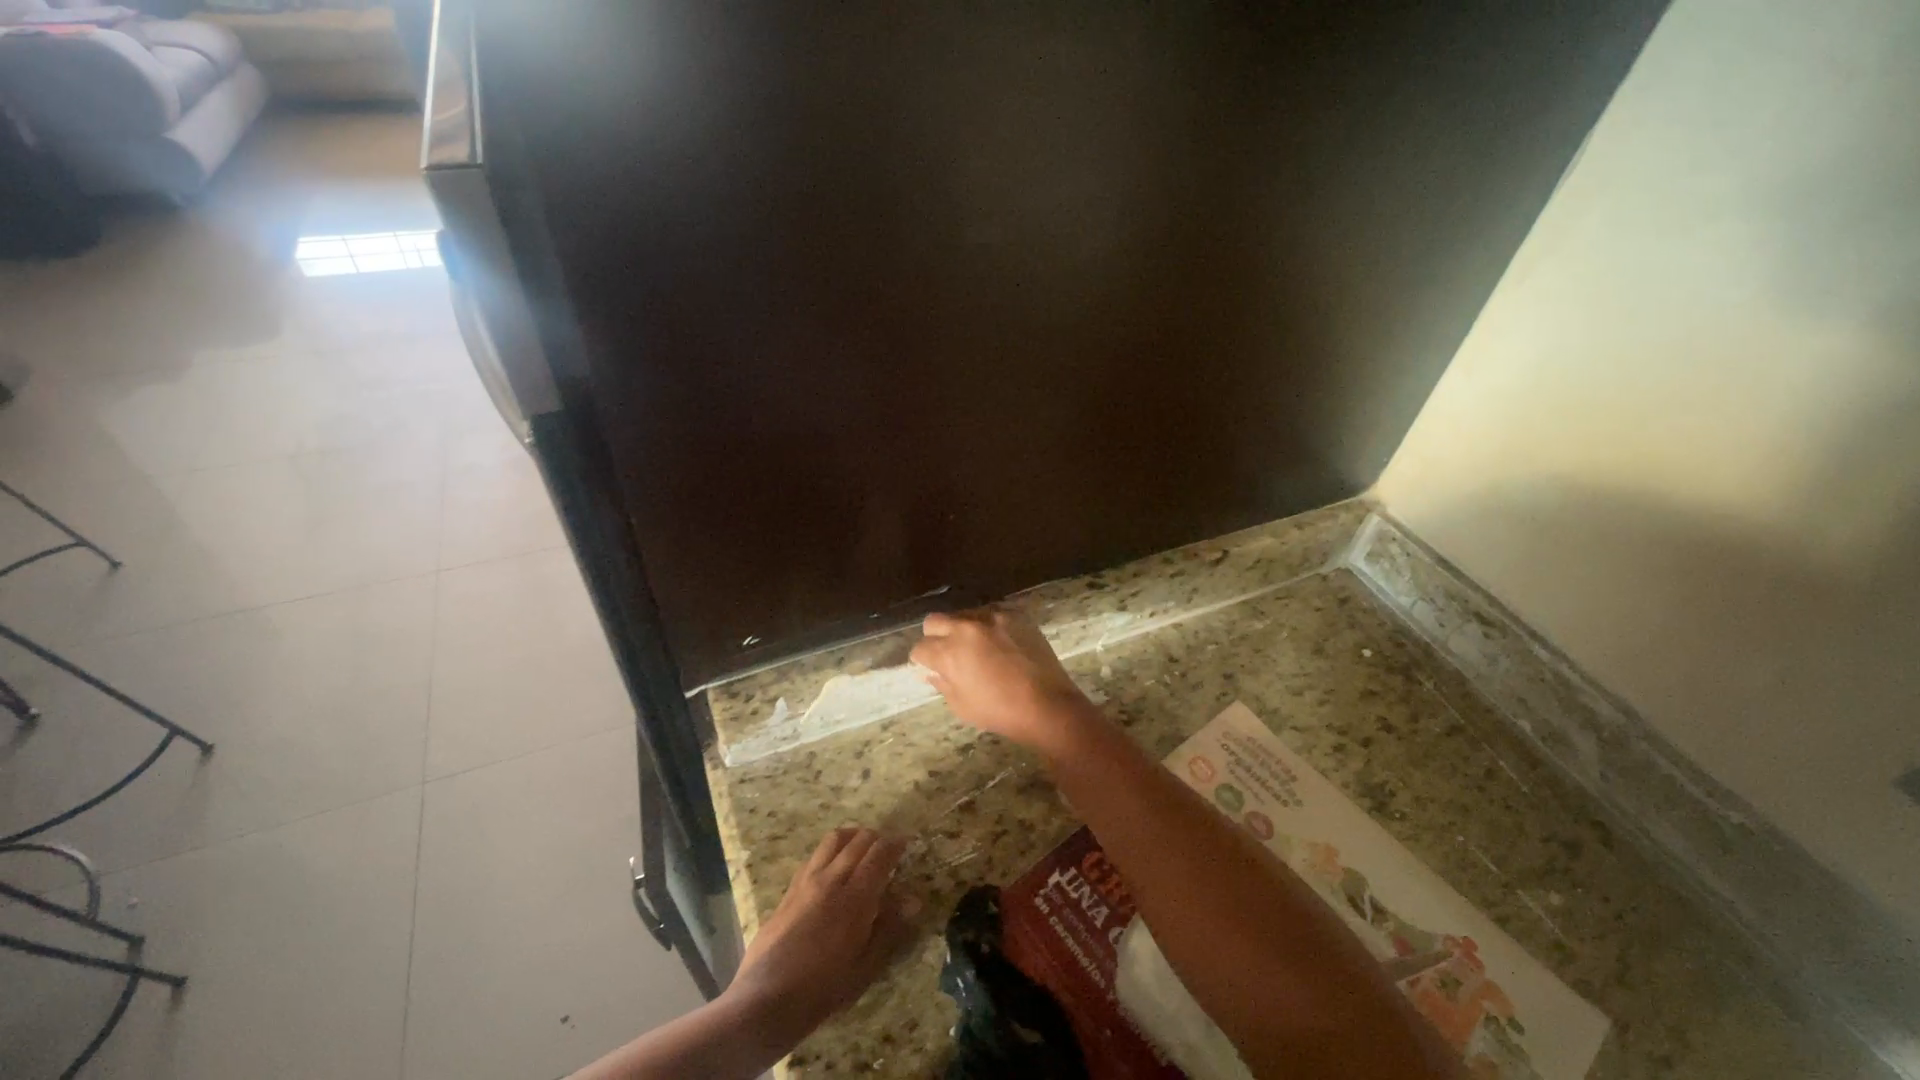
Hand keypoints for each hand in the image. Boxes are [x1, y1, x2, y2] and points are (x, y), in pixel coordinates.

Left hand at [724, 828, 914, 1041]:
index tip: (907, 843)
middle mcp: (830, 880)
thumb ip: (890, 928)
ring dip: (852, 837)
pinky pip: (814, 856)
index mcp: (854, 898)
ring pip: (832, 840)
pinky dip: (830, 852)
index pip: (879, 854)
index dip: (895, 844)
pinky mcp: (788, 890)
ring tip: (862, 849)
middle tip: (888, 848)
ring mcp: (805, 882)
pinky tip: (834, 869)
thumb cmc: (824, 988)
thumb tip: (914, 900)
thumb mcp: (866, 966)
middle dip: (876, 838)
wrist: (767, 999)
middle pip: (857, 841)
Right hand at [910, 607, 1100, 755]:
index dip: (922, 661)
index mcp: (949, 652)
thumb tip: (930, 670)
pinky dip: (988, 624)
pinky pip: (990, 612)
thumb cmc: (1001, 712)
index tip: (930, 668)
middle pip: (934, 621)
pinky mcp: (1014, 614)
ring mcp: (992, 616)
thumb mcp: (961, 706)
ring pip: (963, 614)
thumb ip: (942, 682)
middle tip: (948, 654)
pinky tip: (998, 642)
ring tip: (978, 648)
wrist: (1047, 704)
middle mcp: (966, 627)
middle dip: (935, 637)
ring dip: (962, 629)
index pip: (920, 648)